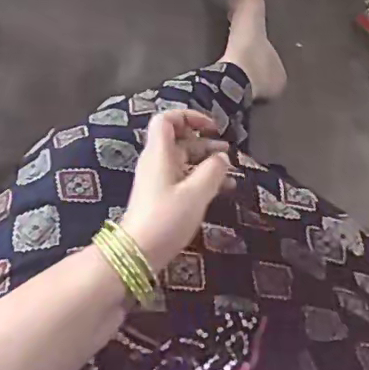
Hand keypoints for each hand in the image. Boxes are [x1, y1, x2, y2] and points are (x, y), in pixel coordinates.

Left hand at [117, 109, 231, 270]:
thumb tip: (222, 156)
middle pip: (178, 140)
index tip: (211, 127)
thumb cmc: (166, 218)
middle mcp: (156, 162)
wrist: (138, 253)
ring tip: (230, 170)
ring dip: (205, 161)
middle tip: (227, 150)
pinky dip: (200, 178)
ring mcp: (157, 180)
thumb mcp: (196, 193)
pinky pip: (183, 177)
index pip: (166, 119)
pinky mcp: (161, 196)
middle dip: (204, 142)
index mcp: (159, 153)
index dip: (189, 116)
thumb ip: (212, 171)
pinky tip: (221, 188)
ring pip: (183, 160)